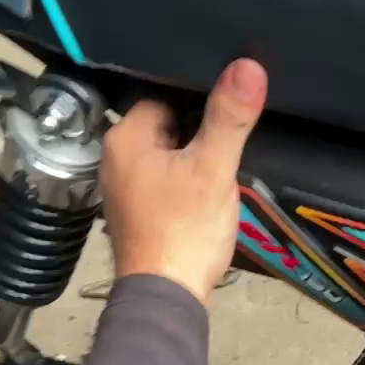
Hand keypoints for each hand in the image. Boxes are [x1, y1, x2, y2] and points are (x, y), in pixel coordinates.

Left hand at [101, 58, 268, 302]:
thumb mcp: (214, 169)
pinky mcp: (139, 219)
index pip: (162, 96)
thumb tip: (249, 68)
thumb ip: (229, 119)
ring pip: (165, 159)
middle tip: (229, 142)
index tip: (226, 110)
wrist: (167, 296)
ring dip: (192, 162)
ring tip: (220, 171)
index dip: (198, 100)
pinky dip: (185, 188)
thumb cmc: (184, 232)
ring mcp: (125, 192)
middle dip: (197, 132)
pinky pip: (165, 187)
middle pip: (165, 128)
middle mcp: (116, 160)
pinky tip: (205, 201)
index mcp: (125, 138)